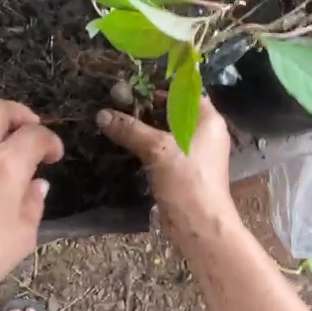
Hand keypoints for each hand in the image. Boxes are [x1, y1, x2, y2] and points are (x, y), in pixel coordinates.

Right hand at [97, 95, 237, 248]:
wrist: (199, 225)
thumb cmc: (187, 180)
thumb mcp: (157, 149)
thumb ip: (131, 129)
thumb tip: (102, 115)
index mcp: (209, 120)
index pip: (186, 92)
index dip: (162, 86)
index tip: (135, 84)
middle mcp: (205, 133)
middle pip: (174, 112)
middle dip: (148, 108)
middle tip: (119, 101)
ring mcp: (194, 154)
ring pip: (166, 133)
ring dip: (145, 128)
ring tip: (117, 119)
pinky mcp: (183, 172)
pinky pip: (163, 151)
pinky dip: (146, 146)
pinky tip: (126, 144)